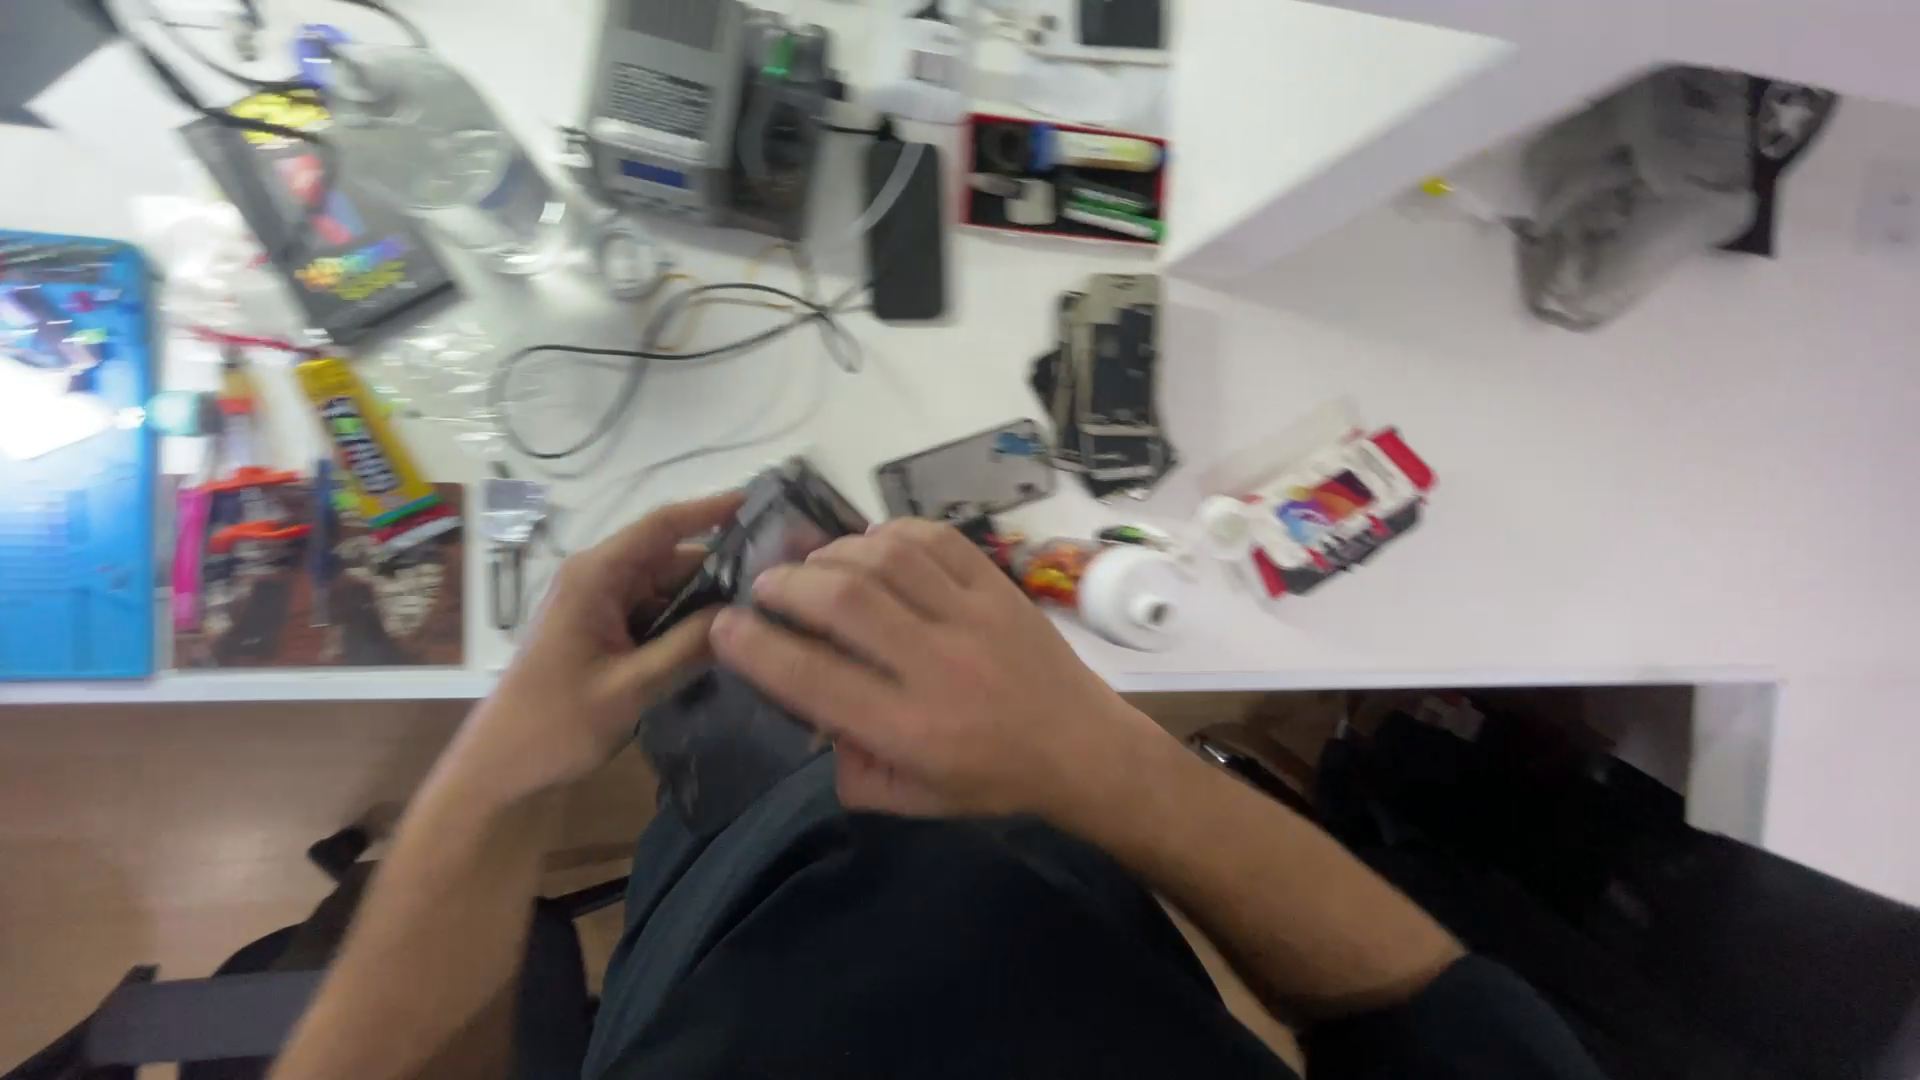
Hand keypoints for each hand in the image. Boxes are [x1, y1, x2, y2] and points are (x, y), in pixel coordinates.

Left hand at [449, 492, 742, 801]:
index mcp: (597, 576)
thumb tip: (745, 614)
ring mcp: (602, 603)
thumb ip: (690, 646)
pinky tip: (724, 640)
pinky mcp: (606, 628)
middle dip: (722, 568)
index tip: (760, 502)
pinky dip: (688, 622)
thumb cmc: (554, 724)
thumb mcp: (631, 687)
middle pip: (674, 557)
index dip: (711, 509)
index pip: (662, 525)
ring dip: (707, 600)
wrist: (498, 771)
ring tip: (762, 614)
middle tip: (777, 587)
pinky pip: (658, 612)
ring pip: (670, 587)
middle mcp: (600, 578)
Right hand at [709, 518, 1170, 818]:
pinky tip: (872, 545)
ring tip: (813, 563)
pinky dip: (892, 533)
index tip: (723, 626)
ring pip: (886, 561)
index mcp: (910, 728)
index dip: (757, 648)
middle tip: (766, 585)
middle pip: (845, 602)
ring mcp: (972, 616)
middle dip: (788, 585)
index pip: (815, 678)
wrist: (1081, 747)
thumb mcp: (910, 799)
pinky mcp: (997, 586)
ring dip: (834, 553)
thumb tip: (809, 713)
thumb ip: (849, 767)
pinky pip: (937, 539)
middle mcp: (936, 665)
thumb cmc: (991, 780)